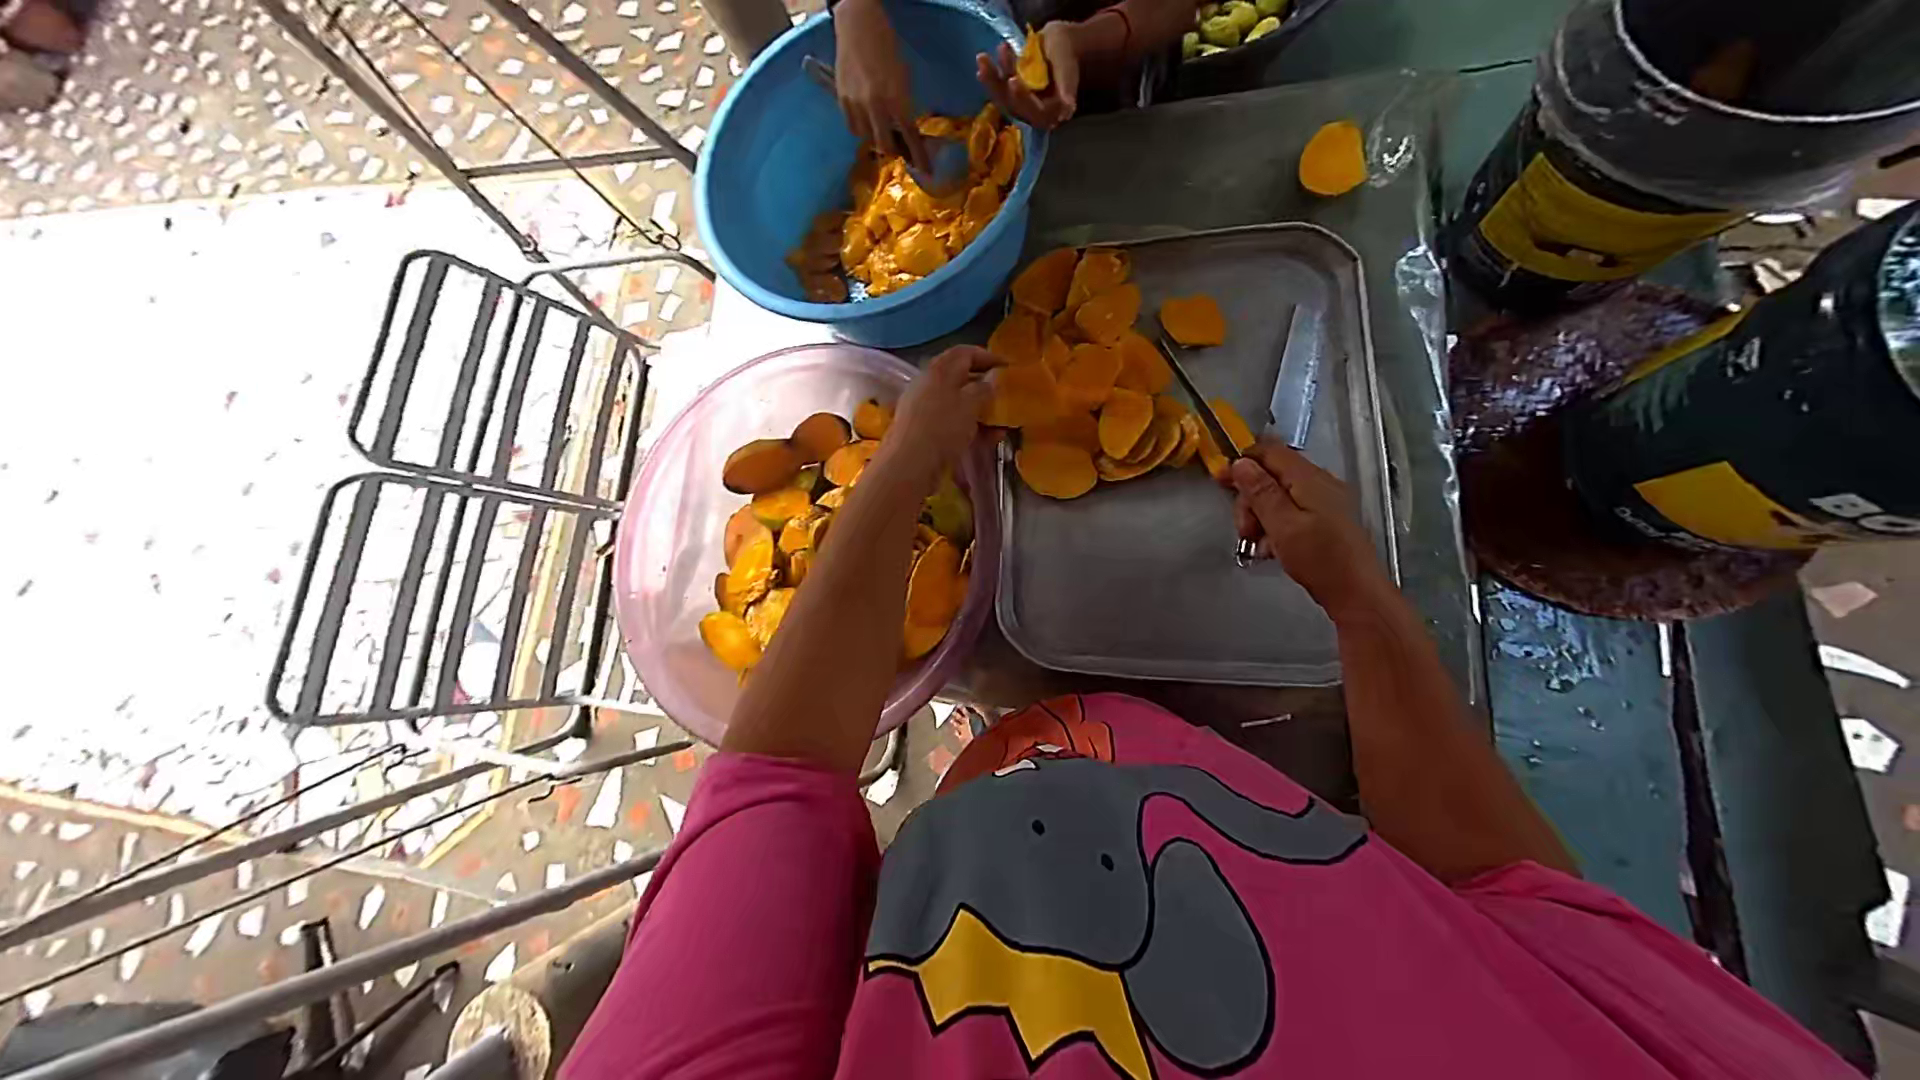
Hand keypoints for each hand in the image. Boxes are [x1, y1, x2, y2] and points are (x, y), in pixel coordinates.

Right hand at [833, 0, 929, 171]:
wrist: (858, 23)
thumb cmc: (887, 48)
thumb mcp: (903, 78)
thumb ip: (904, 106)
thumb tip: (905, 131)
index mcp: (897, 98)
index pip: (910, 136)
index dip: (919, 156)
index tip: (926, 171)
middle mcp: (876, 105)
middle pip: (886, 146)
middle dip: (894, 149)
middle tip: (897, 145)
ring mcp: (857, 104)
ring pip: (867, 139)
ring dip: (876, 138)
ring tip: (878, 126)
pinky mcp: (842, 100)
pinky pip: (853, 127)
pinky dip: (861, 128)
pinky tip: (865, 119)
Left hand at [877, 346, 1001, 485]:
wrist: (909, 465)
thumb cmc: (942, 428)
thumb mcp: (970, 404)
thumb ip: (984, 389)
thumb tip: (991, 380)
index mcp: (939, 371)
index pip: (964, 353)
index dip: (987, 357)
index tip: (1007, 368)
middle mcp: (928, 386)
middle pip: (961, 379)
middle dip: (985, 387)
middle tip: (1005, 396)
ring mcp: (924, 409)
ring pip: (958, 404)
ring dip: (981, 411)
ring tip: (1002, 423)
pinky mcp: (923, 432)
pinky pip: (952, 423)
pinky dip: (971, 427)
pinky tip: (989, 439)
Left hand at [975, 22, 1078, 129]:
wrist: (1059, 48)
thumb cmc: (1066, 57)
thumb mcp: (1067, 70)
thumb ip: (1066, 89)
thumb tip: (1067, 108)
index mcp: (1049, 114)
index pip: (1034, 111)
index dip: (1022, 97)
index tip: (1012, 80)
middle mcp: (1033, 115)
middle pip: (1014, 105)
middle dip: (998, 85)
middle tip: (985, 66)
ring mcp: (1020, 106)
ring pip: (1003, 97)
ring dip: (991, 79)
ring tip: (982, 58)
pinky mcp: (1011, 96)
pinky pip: (999, 89)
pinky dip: (990, 77)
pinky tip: (982, 64)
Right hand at [1228, 439, 1393, 620]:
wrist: (1356, 593)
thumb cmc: (1318, 558)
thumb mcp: (1283, 525)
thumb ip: (1261, 492)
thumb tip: (1241, 462)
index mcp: (1309, 479)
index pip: (1270, 452)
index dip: (1242, 461)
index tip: (1220, 481)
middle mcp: (1319, 483)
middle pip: (1271, 475)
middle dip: (1250, 498)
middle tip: (1243, 529)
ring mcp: (1324, 501)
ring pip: (1278, 496)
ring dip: (1259, 515)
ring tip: (1256, 543)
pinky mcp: (1325, 520)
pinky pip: (1290, 512)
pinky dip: (1274, 525)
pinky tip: (1270, 547)